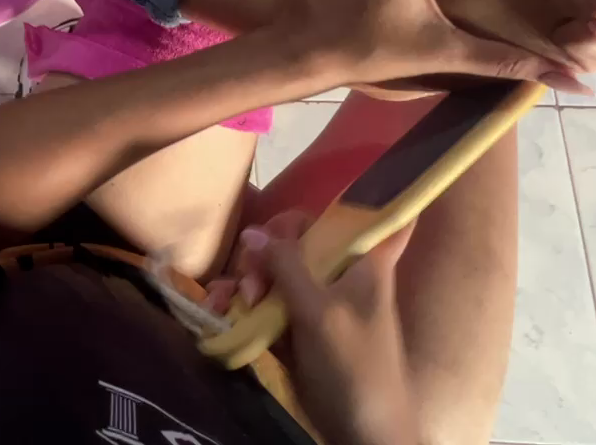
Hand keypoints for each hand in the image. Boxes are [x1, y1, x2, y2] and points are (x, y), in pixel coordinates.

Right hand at [207, 213, 421, 444]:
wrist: (361, 437)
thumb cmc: (355, 370)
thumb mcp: (320, 314)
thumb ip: (286, 268)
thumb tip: (252, 233)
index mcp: (362, 265)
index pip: (373, 219)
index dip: (370, 194)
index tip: (356, 177)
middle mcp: (337, 274)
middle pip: (295, 237)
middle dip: (264, 252)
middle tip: (254, 278)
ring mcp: (313, 300)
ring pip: (271, 267)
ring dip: (244, 278)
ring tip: (235, 301)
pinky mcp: (291, 325)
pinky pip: (258, 298)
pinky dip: (237, 301)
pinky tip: (221, 309)